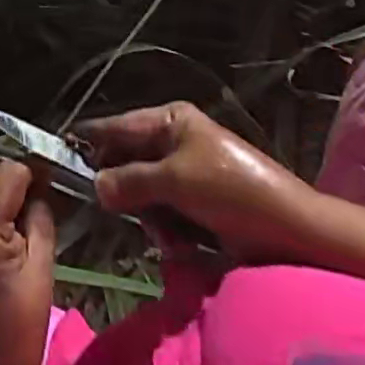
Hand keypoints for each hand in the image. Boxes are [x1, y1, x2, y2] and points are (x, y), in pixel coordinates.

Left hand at [0, 160, 55, 364]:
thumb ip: (41, 223)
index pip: (8, 172)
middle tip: (37, 195)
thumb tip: (42, 192)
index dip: (32, 172)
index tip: (52, 180)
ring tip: (20, 206)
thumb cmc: (15, 326)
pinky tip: (1, 218)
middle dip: (9, 175)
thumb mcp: (41, 273)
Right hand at [75, 102, 318, 262]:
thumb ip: (128, 180)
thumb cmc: (234, 192)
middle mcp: (176, 140)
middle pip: (128, 161)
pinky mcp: (201, 203)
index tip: (65, 155)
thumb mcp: (175, 182)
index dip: (92, 142)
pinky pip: (167, 211)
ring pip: (145, 192)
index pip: (117, 126)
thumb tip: (95, 186)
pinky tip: (181, 245)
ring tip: (169, 236)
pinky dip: (169, 230)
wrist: (299, 235)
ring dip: (151, 217)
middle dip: (129, 191)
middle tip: (126, 212)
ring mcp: (189, 172)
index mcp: (171, 120)